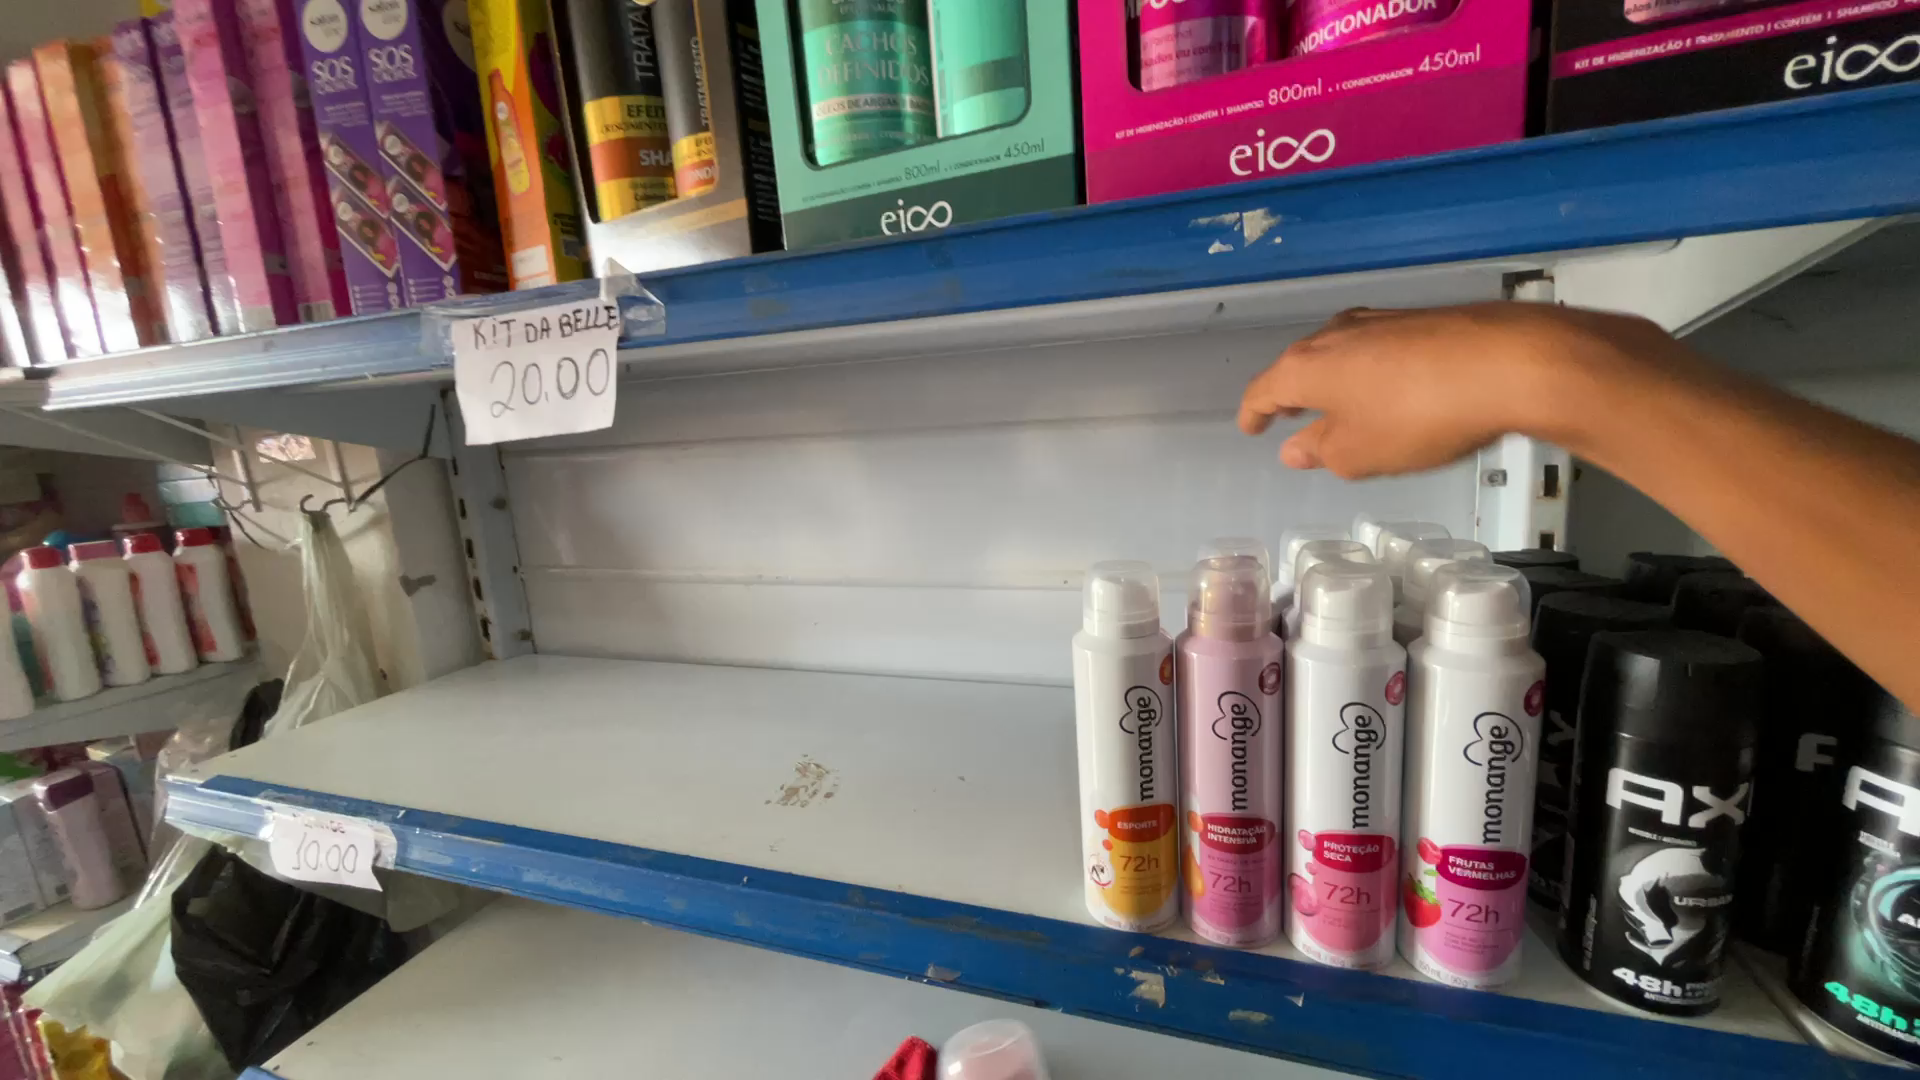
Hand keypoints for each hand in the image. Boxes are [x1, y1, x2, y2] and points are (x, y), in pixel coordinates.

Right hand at [1236, 303, 1688, 477]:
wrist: (1516, 363)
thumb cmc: (1418, 417)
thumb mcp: (1358, 454)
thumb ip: (1319, 452)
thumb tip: (1295, 448)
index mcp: (1305, 367)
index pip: (1262, 392)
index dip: (1253, 414)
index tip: (1251, 428)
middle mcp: (1334, 334)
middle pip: (1298, 366)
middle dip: (1292, 393)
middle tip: (1292, 416)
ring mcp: (1380, 319)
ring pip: (1339, 354)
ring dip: (1332, 381)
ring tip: (1339, 405)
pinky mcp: (1422, 318)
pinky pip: (1377, 348)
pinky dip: (1369, 371)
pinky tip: (1389, 389)